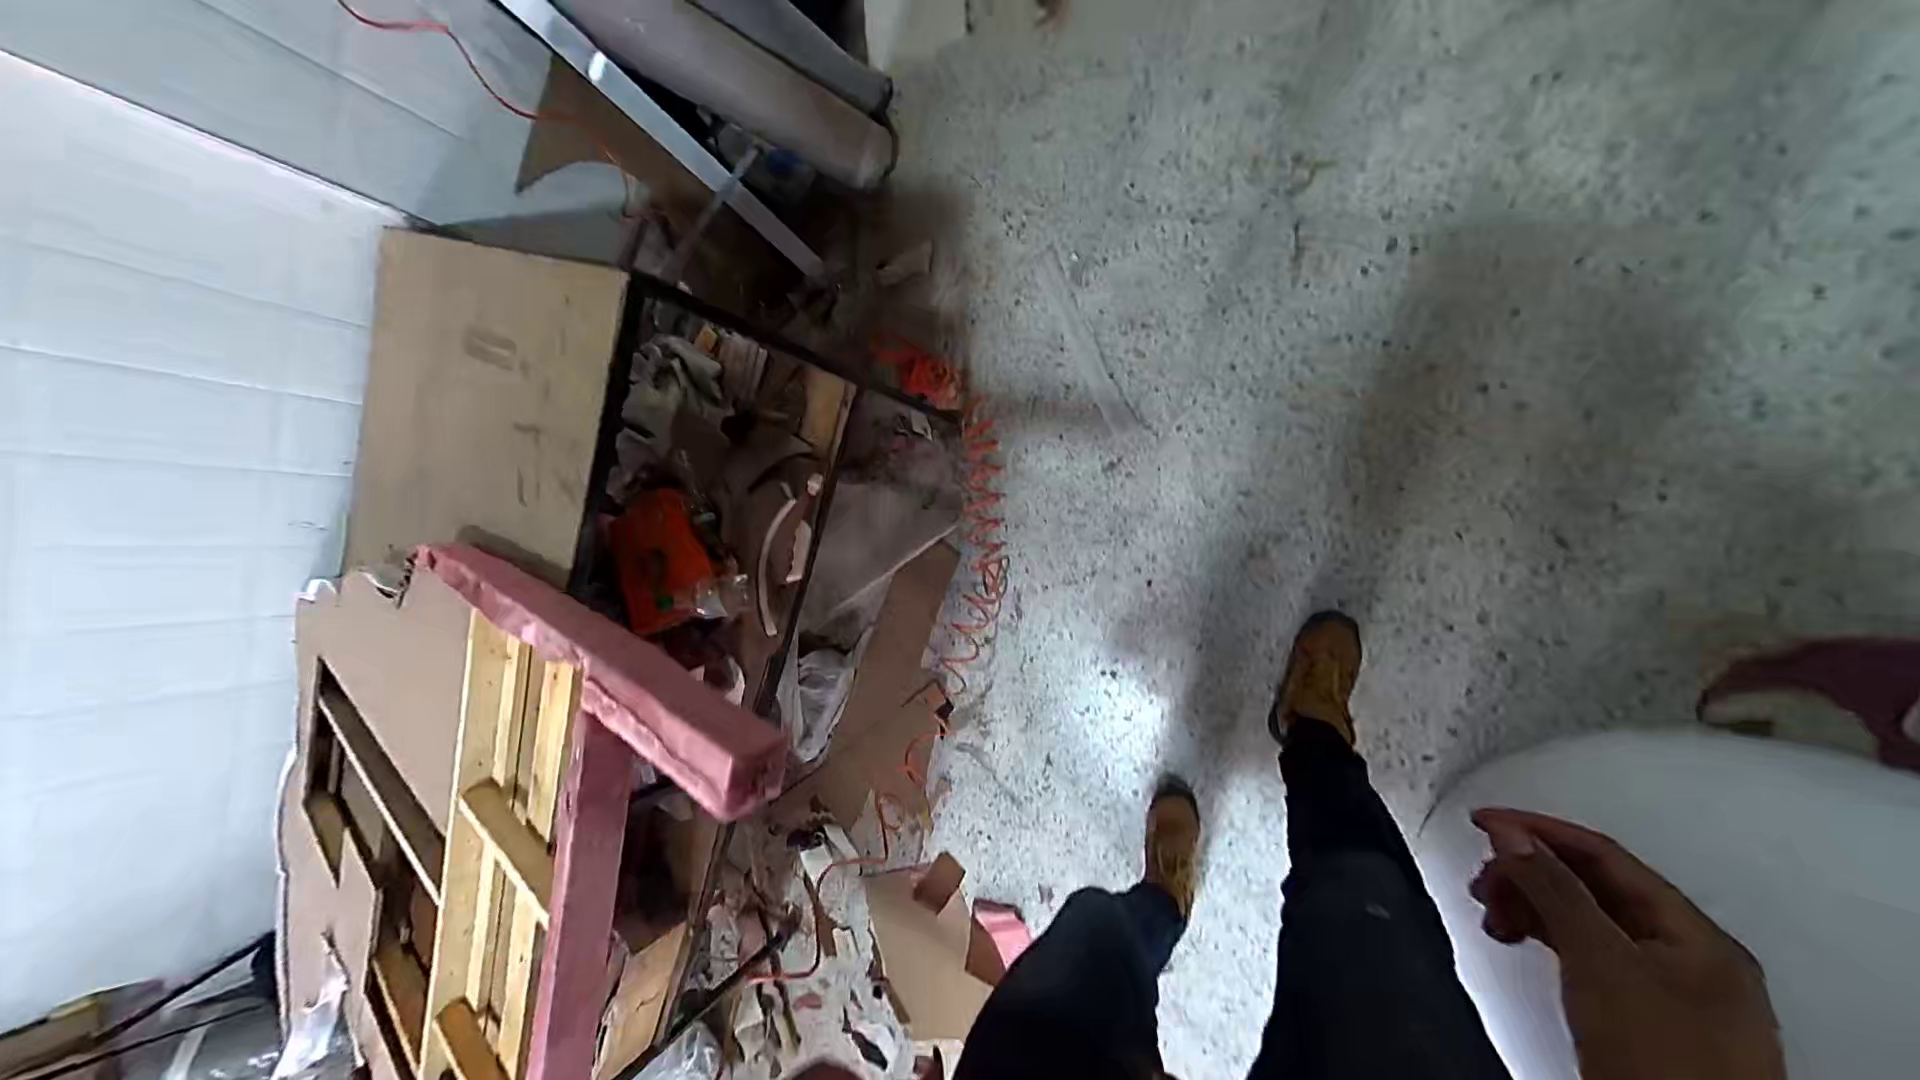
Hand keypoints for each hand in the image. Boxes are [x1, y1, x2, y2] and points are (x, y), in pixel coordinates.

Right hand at [1470, 808, 1786, 1079]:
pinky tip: (1518, 938)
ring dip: (1528, 903)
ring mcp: (1664, 987)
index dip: (1538, 830)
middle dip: (1527, 872)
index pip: (1603, 855)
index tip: (1485, 822)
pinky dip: (1540, 933)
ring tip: (1494, 911)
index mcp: (1696, 937)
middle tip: (1485, 875)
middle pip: (1590, 885)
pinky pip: (1578, 948)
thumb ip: (1554, 889)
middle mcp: (1686, 957)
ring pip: (1580, 916)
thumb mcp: (1599, 961)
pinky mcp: (1635, 1012)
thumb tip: (1514, 837)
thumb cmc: (1667, 1066)